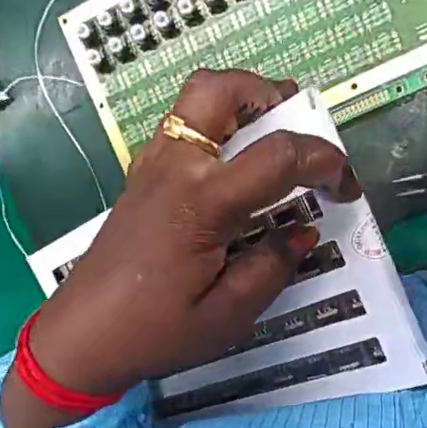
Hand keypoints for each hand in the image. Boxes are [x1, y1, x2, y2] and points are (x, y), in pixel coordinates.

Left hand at [3, 69, 356, 427]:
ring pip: (194, 99)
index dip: (326, 163)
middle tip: (298, 126)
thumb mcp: (227, 316)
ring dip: (238, 103)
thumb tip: (301, 231)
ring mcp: (151, 167)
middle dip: (269, 94)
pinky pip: (179, 128)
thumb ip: (271, 267)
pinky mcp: (140, 179)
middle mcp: (175, 167)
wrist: (81, 338)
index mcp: (202, 202)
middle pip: (221, 89)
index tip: (345, 189)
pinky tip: (228, 171)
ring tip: (267, 138)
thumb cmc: (153, 333)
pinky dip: (213, 127)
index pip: (280, 155)